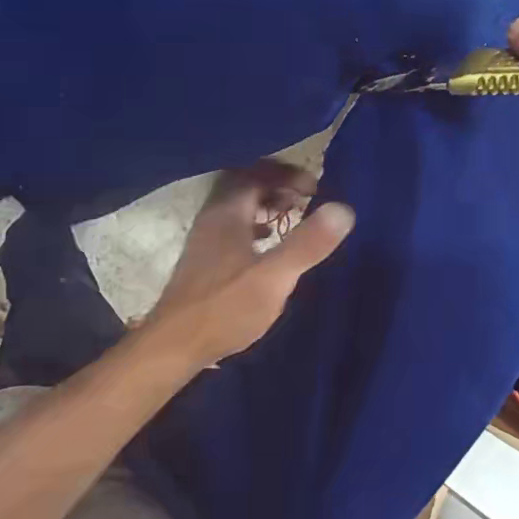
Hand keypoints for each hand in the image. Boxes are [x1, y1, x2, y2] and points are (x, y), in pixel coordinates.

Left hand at [140, 160, 354, 369]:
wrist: (175, 345)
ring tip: (293, 219)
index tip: (316, 188)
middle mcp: (212, 219)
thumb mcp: (274, 277)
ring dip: (266, 208)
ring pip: (239, 209)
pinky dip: (255, 229)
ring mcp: (205, 241)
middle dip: (278, 187)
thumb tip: (344, 208)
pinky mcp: (204, 262)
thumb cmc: (226, 308)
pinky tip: (267, 249)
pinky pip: (234, 230)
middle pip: (245, 187)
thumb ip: (307, 243)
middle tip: (307, 200)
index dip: (288, 174)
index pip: (257, 172)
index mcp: (227, 213)